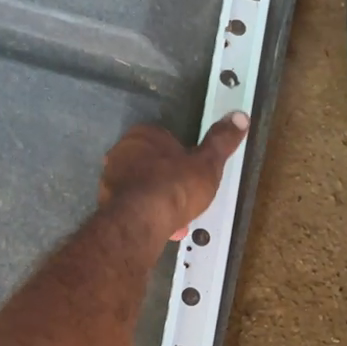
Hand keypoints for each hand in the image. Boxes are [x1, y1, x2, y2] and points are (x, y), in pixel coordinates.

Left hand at [98, 112, 248, 240]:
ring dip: (156, 201)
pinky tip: (161, 229)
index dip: (182, 159)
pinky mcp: (106, 205)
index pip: (165, 140)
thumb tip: (240, 116)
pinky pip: (132, 208)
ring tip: (175, 220)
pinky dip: (145, 217)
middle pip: (151, 165)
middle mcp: (121, 152)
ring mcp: (110, 179)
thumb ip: (222, 140)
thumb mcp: (207, 163)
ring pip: (140, 188)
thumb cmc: (175, 186)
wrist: (141, 221)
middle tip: (185, 200)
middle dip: (168, 182)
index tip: (193, 175)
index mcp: (144, 135)